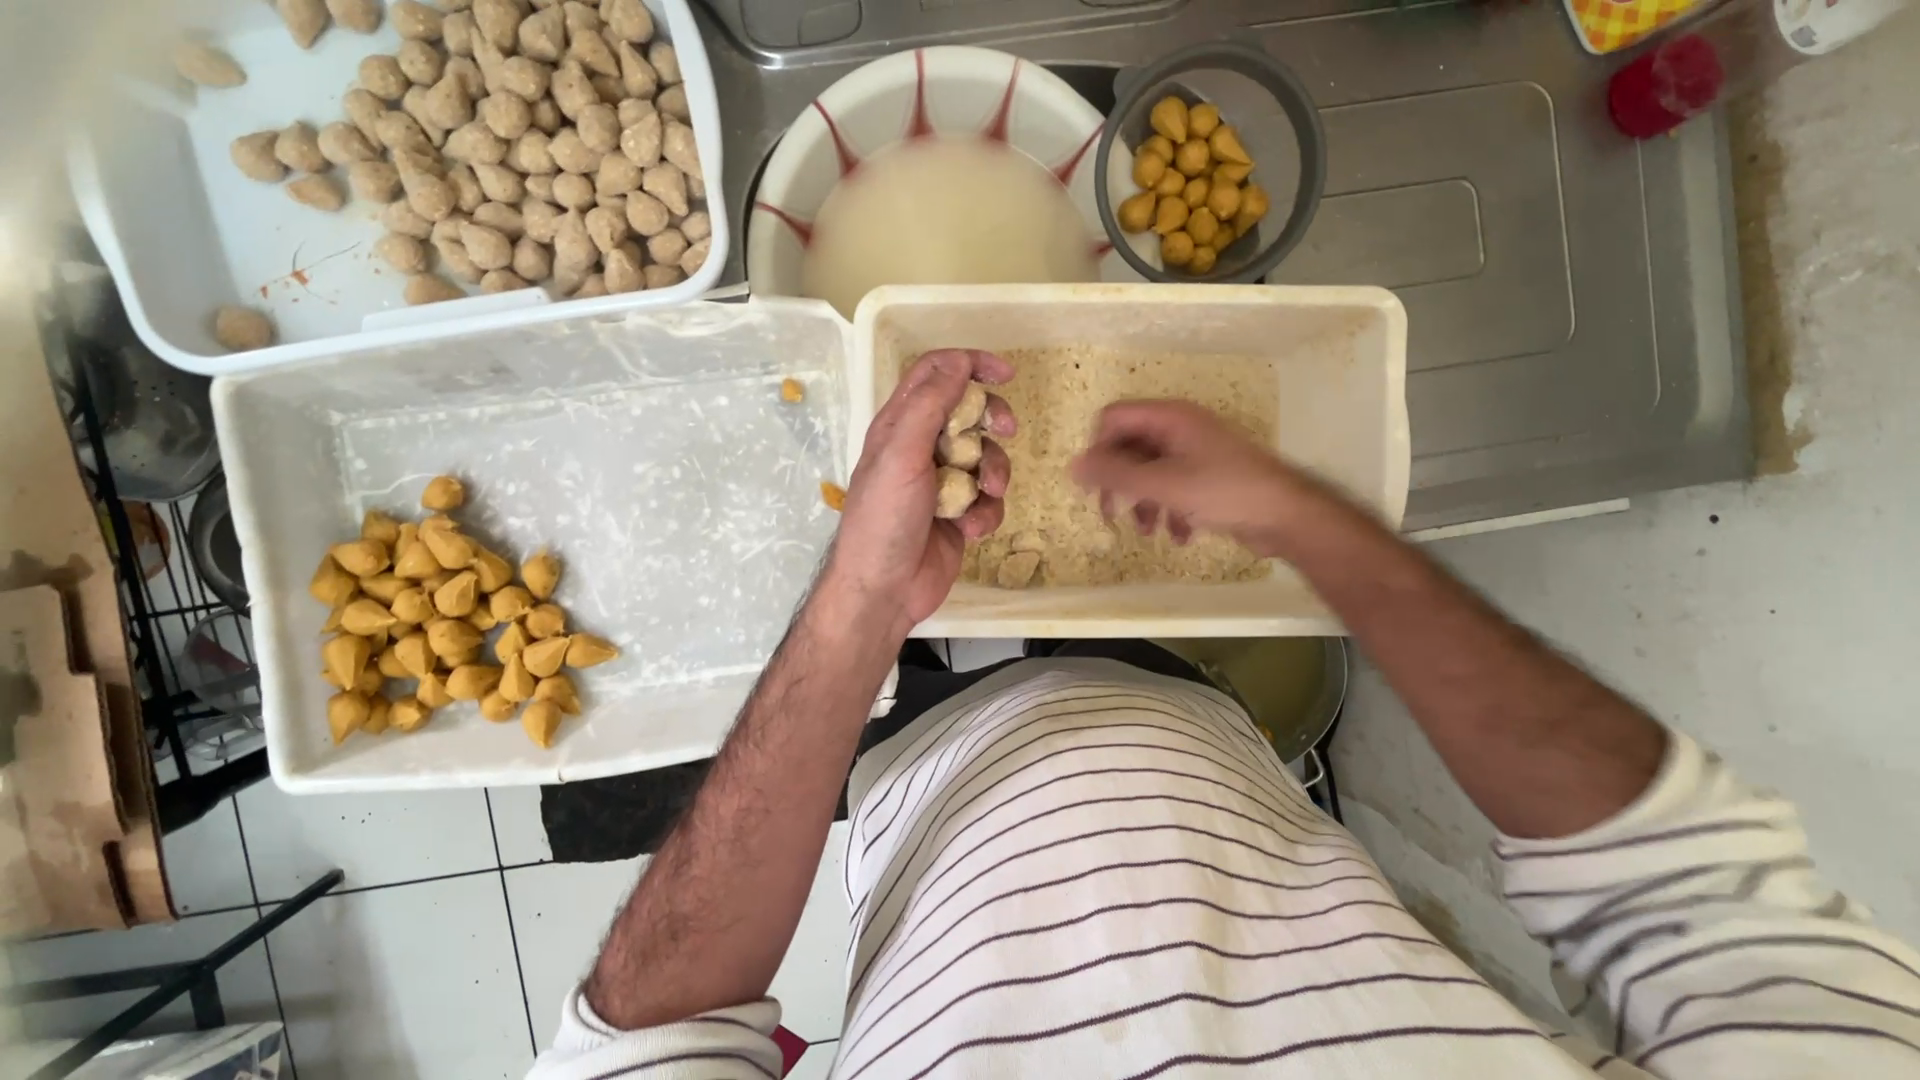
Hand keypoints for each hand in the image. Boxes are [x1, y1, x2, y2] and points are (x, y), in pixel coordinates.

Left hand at [822, 349, 1014, 635]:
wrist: (885, 589)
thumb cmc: (884, 518)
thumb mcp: (902, 453)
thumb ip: (930, 404)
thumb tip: (958, 362)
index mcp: (900, 425)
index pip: (936, 374)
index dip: (970, 365)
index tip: (1005, 373)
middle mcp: (921, 448)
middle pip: (969, 412)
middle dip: (992, 419)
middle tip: (1007, 430)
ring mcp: (942, 483)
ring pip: (986, 458)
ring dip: (992, 473)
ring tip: (983, 495)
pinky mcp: (959, 515)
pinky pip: (988, 500)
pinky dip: (986, 513)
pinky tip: (971, 530)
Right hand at [1070, 399, 1316, 553]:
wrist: (1285, 516)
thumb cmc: (1224, 492)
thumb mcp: (1163, 484)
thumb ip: (1115, 474)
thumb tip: (1072, 466)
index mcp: (1169, 418)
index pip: (1113, 419)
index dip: (1099, 449)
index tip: (1097, 483)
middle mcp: (1180, 429)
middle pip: (1129, 448)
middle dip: (1119, 483)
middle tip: (1110, 513)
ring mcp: (1195, 453)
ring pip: (1149, 473)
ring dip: (1142, 503)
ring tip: (1147, 531)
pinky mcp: (1207, 478)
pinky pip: (1172, 488)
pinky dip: (1168, 511)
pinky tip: (1178, 535)